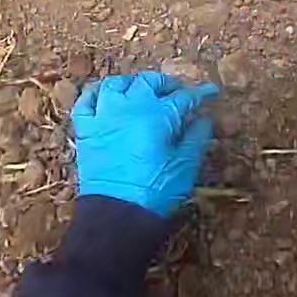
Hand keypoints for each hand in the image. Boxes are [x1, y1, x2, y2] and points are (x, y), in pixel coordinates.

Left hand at [71, 71, 220, 216]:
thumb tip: (203, 118)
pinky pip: (86, 101)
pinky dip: (97, 94)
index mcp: (159, 114)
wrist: (117, 216)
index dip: (200, 93)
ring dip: (132, 84)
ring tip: (143, 92)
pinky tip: (107, 98)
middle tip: (179, 93)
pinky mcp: (86, 129)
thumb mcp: (186, 165)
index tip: (211, 92)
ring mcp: (104, 115)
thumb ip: (197, 136)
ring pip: (116, 84)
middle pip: (149, 81)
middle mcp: (130, 106)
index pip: (185, 96)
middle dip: (167, 84)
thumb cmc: (157, 191)